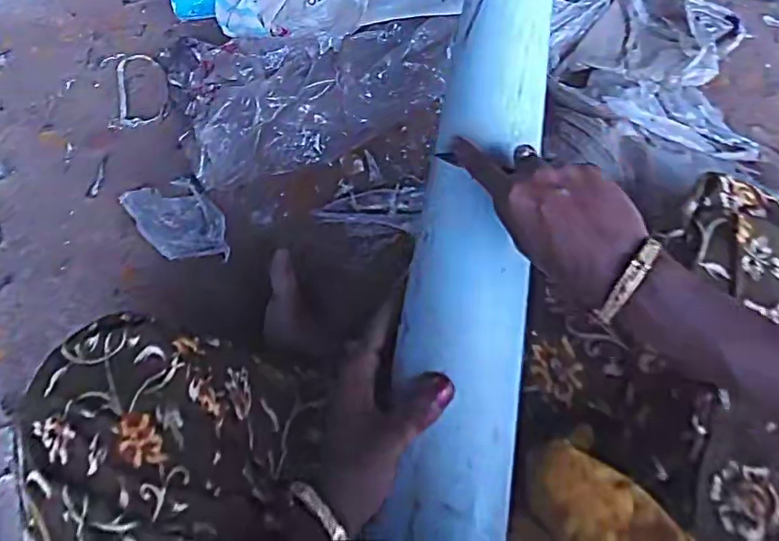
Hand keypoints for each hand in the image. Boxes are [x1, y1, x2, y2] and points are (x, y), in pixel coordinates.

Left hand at [313, 292, 453, 531]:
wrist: (332, 506)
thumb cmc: (355, 467)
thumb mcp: (390, 438)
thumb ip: (416, 409)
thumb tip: (447, 380)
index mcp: (355, 369)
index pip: (378, 322)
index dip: (395, 298)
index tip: (412, 272)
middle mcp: (353, 372)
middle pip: (381, 332)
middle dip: (402, 311)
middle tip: (429, 290)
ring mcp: (356, 389)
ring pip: (383, 351)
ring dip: (402, 335)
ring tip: (430, 317)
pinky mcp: (363, 405)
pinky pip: (386, 369)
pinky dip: (401, 359)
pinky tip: (420, 360)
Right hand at [443, 137, 648, 309]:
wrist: (618, 269)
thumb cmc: (571, 269)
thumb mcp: (528, 246)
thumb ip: (516, 213)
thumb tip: (516, 201)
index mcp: (513, 198)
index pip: (483, 168)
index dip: (469, 154)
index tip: (460, 142)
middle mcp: (535, 177)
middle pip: (524, 163)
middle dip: (530, 176)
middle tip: (544, 200)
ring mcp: (565, 169)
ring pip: (554, 169)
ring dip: (559, 184)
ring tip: (575, 212)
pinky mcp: (591, 169)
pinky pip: (578, 172)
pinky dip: (582, 187)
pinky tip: (592, 209)